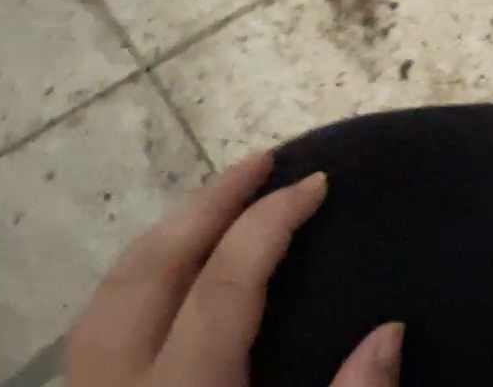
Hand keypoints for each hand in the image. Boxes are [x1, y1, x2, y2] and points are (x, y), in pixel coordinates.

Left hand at [66, 153, 401, 386]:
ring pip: (107, 299)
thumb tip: (391, 331)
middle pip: (146, 276)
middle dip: (206, 205)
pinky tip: (181, 273)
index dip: (270, 221)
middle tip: (263, 161)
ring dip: (169, 233)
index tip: (317, 181)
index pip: (224, 284)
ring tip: (224, 199)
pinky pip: (102, 330)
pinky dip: (144, 278)